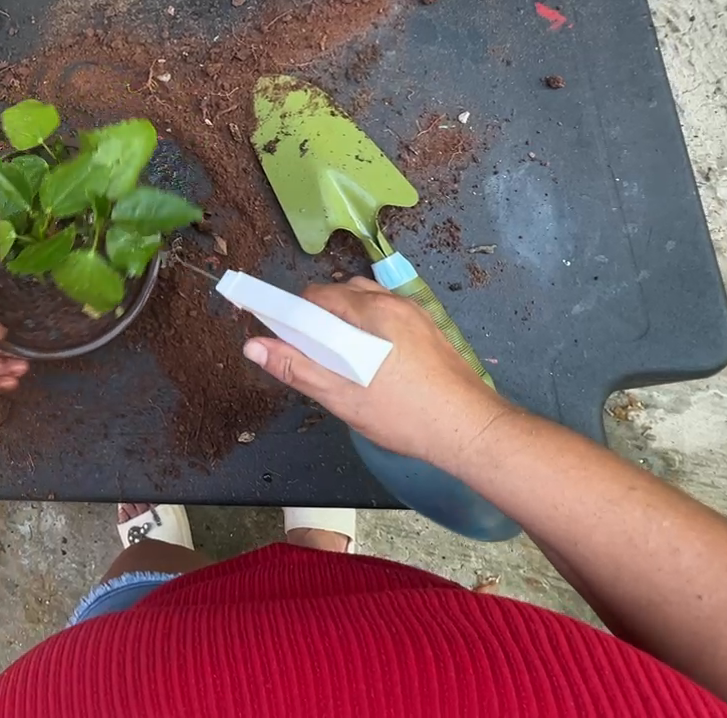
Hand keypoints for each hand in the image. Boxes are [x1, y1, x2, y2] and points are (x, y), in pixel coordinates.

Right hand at [241, 278, 516, 468]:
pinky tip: (374, 359)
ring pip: (364, 301)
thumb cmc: (403, 414)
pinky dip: (368, 325)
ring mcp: (415, 313)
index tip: (287, 339)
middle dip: (319, 317)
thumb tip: (252, 345)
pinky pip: (386, 313)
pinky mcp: (429, 328)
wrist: (474, 432)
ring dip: (344, 318)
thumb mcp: (342, 396)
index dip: (293, 314)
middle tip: (316, 356)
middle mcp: (392, 302)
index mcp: (369, 312)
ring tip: (343, 357)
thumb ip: (296, 367)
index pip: (315, 295)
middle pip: (339, 293)